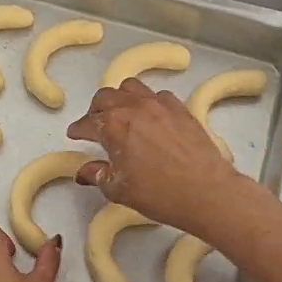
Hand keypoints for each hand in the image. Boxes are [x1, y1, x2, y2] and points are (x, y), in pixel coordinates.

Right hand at [65, 77, 245, 234]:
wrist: (206, 192)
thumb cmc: (159, 194)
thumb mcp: (118, 190)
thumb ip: (97, 175)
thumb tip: (84, 171)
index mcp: (113, 126)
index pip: (87, 122)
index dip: (78, 129)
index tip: (75, 134)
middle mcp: (133, 108)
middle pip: (106, 97)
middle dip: (96, 109)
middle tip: (95, 124)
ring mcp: (159, 105)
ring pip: (131, 87)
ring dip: (121, 98)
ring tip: (121, 113)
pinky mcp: (181, 109)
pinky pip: (158, 95)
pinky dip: (148, 102)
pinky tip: (150, 117)